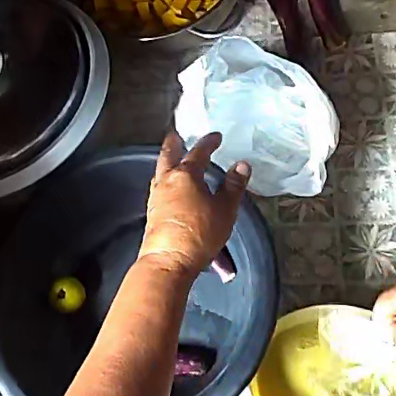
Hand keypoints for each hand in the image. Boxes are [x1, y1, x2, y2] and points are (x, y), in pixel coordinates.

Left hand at [138, 132, 249, 279]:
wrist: (169, 261)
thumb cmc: (198, 235)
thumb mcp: (225, 209)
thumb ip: (233, 185)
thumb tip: (241, 166)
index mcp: (185, 176)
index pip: (198, 152)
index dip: (208, 142)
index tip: (215, 137)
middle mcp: (167, 183)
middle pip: (168, 156)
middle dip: (174, 144)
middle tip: (176, 135)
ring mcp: (156, 198)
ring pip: (160, 173)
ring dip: (167, 163)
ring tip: (172, 161)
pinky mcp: (153, 214)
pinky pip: (158, 190)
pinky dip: (165, 183)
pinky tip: (170, 191)